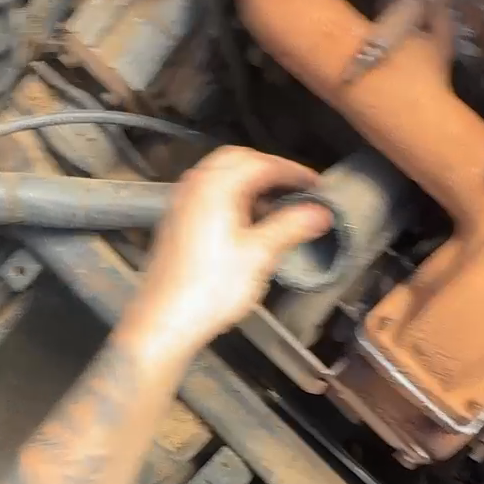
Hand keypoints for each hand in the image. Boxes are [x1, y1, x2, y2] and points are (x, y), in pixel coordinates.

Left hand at [123, 147, 333, 353]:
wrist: (166, 322)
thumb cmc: (206, 291)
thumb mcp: (260, 256)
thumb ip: (291, 227)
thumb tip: (317, 212)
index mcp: (215, 187)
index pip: (261, 162)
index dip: (292, 170)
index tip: (313, 183)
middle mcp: (193, 189)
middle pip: (236, 161)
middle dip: (268, 169)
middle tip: (292, 186)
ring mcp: (180, 207)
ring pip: (219, 178)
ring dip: (248, 183)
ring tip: (272, 204)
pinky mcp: (176, 226)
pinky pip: (206, 198)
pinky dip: (230, 199)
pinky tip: (244, 224)